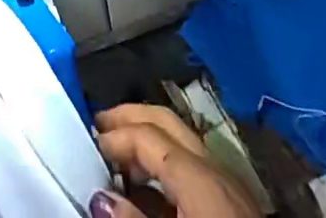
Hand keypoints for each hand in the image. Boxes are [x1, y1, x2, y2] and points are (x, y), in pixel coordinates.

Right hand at [90, 105, 257, 217]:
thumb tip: (102, 199)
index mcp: (201, 178)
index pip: (145, 133)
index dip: (112, 137)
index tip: (86, 153)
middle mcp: (218, 173)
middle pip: (166, 122)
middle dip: (128, 118)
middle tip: (96, 129)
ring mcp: (234, 190)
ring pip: (181, 142)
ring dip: (146, 139)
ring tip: (117, 159)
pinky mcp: (239, 211)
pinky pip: (193, 168)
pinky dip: (164, 163)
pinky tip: (150, 191)